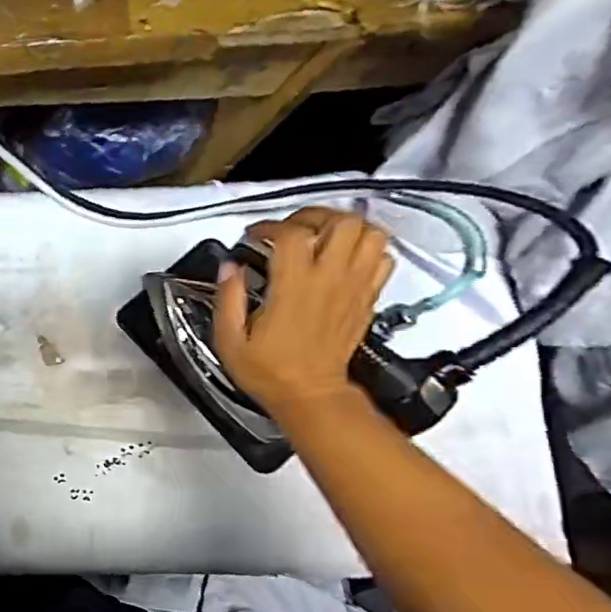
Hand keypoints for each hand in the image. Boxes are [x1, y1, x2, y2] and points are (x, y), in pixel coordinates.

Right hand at [214, 207, 393, 420]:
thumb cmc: (268, 371)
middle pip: (341, 223)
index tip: (254, 235)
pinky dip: (367, 248)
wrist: (310, 395)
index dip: (270, 226)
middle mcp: (330, 282)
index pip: (292, 235)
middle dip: (314, 216)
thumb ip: (227, 299)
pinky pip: (383, 258)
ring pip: (370, 234)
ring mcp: (354, 288)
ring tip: (321, 234)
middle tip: (292, 227)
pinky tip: (344, 256)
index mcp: (294, 289)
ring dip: (346, 226)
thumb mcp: (229, 339)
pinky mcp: (366, 299)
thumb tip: (228, 268)